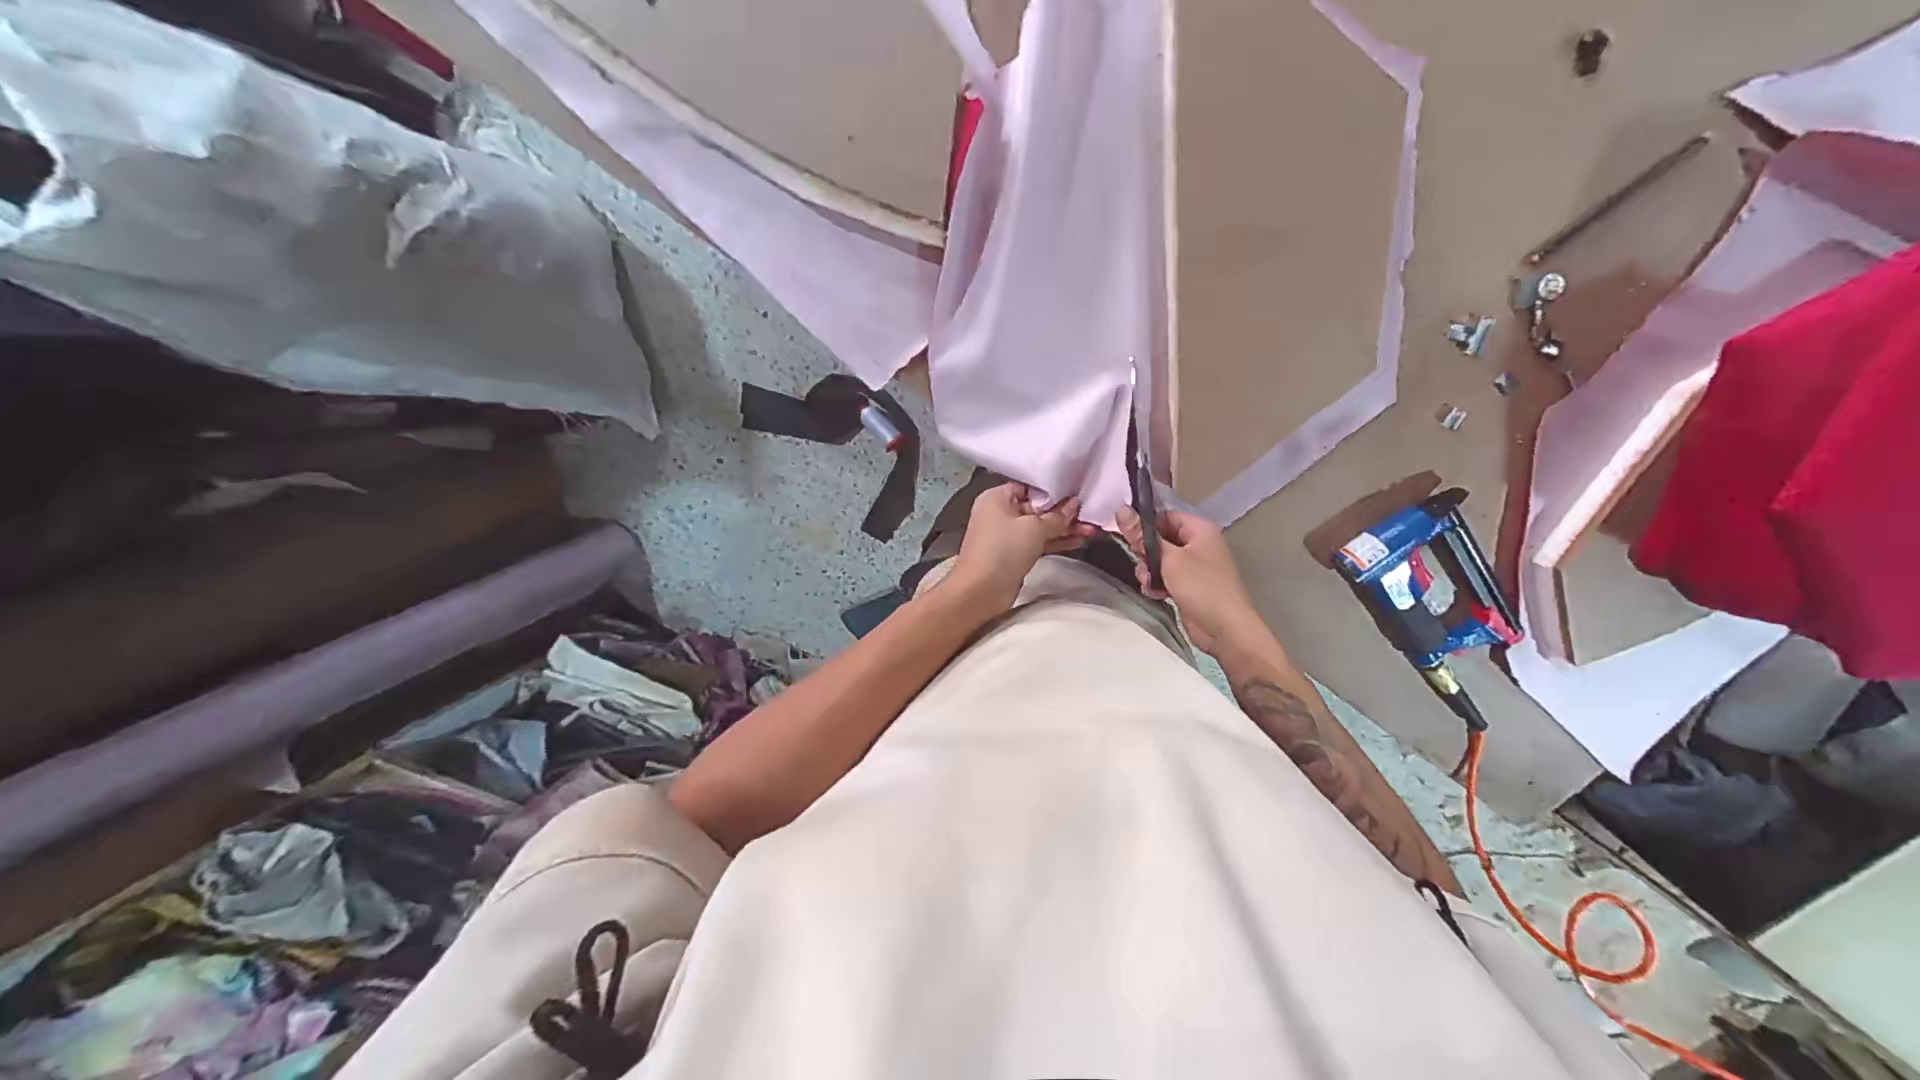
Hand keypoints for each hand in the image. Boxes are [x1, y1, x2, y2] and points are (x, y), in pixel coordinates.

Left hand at [946, 483, 1096, 611]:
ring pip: (1040, 526)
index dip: (1055, 488)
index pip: (1031, 486)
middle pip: (1038, 507)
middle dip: (1064, 511)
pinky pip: (1039, 542)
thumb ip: (1057, 516)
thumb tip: (1074, 505)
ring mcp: (1007, 535)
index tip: (1079, 488)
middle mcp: (1001, 512)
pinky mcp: (1015, 553)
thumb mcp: (1034, 528)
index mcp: (998, 497)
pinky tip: (1079, 540)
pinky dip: (1056, 541)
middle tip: (1091, 511)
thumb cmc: (1003, 550)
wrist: (980, 591)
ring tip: (1092, 528)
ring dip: (1065, 528)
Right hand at [1116, 507, 1261, 653]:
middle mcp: (1198, 544)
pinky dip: (1156, 583)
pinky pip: (1165, 576)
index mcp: (1200, 529)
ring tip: (1148, 583)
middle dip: (1145, 553)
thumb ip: (1143, 536)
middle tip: (1141, 565)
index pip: (1164, 517)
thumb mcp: (1169, 559)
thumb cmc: (1200, 586)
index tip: (1127, 537)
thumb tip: (1120, 509)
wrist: (1225, 629)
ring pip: (1159, 560)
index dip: (1144, 525)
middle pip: (1160, 539)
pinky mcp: (1188, 585)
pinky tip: (1153, 593)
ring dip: (1149, 571)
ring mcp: (1193, 565)